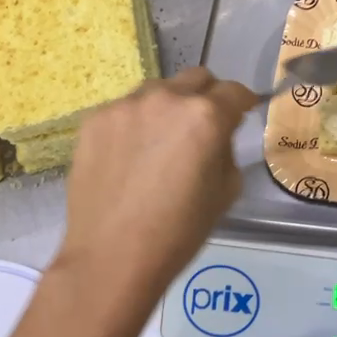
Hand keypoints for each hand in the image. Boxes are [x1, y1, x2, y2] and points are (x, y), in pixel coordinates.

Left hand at [54, 67, 256, 292]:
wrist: (110, 258)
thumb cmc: (178, 232)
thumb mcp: (225, 191)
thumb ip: (226, 149)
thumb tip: (218, 134)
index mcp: (206, 116)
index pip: (234, 91)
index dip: (242, 102)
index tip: (241, 114)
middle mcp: (167, 99)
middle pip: (197, 78)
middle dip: (206, 96)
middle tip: (200, 127)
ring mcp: (126, 106)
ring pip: (157, 90)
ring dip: (167, 107)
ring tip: (159, 142)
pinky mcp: (94, 119)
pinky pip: (124, 110)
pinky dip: (134, 124)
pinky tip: (128, 156)